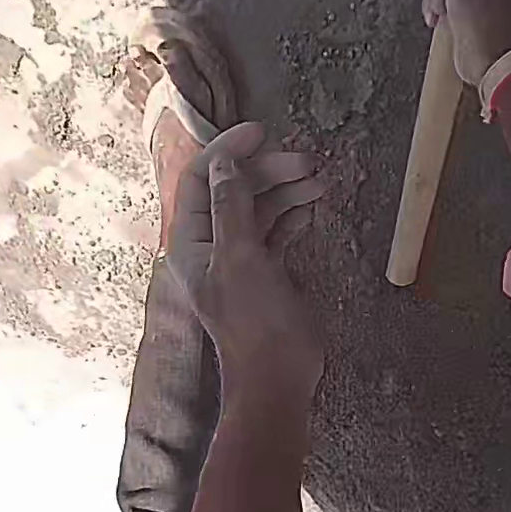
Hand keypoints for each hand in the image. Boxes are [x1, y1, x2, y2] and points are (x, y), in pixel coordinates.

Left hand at [168, 122, 325, 403]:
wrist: (278, 379)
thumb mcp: (240, 259)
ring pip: (258, 209)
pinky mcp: (264, 271)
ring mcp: (239, 258)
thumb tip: (223, 164)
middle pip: (234, 191)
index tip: (261, 132)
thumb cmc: (255, 323)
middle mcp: (210, 245)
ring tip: (319, 182)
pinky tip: (311, 209)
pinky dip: (291, 217)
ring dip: (286, 192)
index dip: (226, 151)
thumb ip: (229, 208)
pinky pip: (274, 231)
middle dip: (268, 173)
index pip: (198, 180)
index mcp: (191, 242)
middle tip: (308, 163)